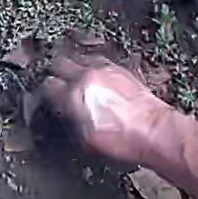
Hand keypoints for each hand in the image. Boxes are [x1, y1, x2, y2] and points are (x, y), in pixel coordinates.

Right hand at [40, 57, 177, 165]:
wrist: (153, 130)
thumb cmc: (122, 141)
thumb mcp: (85, 139)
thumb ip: (69, 119)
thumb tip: (64, 112)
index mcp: (74, 96)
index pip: (49, 85)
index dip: (44, 91)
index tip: (45, 95)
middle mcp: (87, 77)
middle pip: (60, 64)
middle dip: (55, 72)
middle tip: (55, 80)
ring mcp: (103, 69)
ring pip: (79, 57)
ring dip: (73, 65)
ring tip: (71, 73)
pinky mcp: (118, 68)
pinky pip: (97, 60)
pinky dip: (90, 65)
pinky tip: (92, 73)